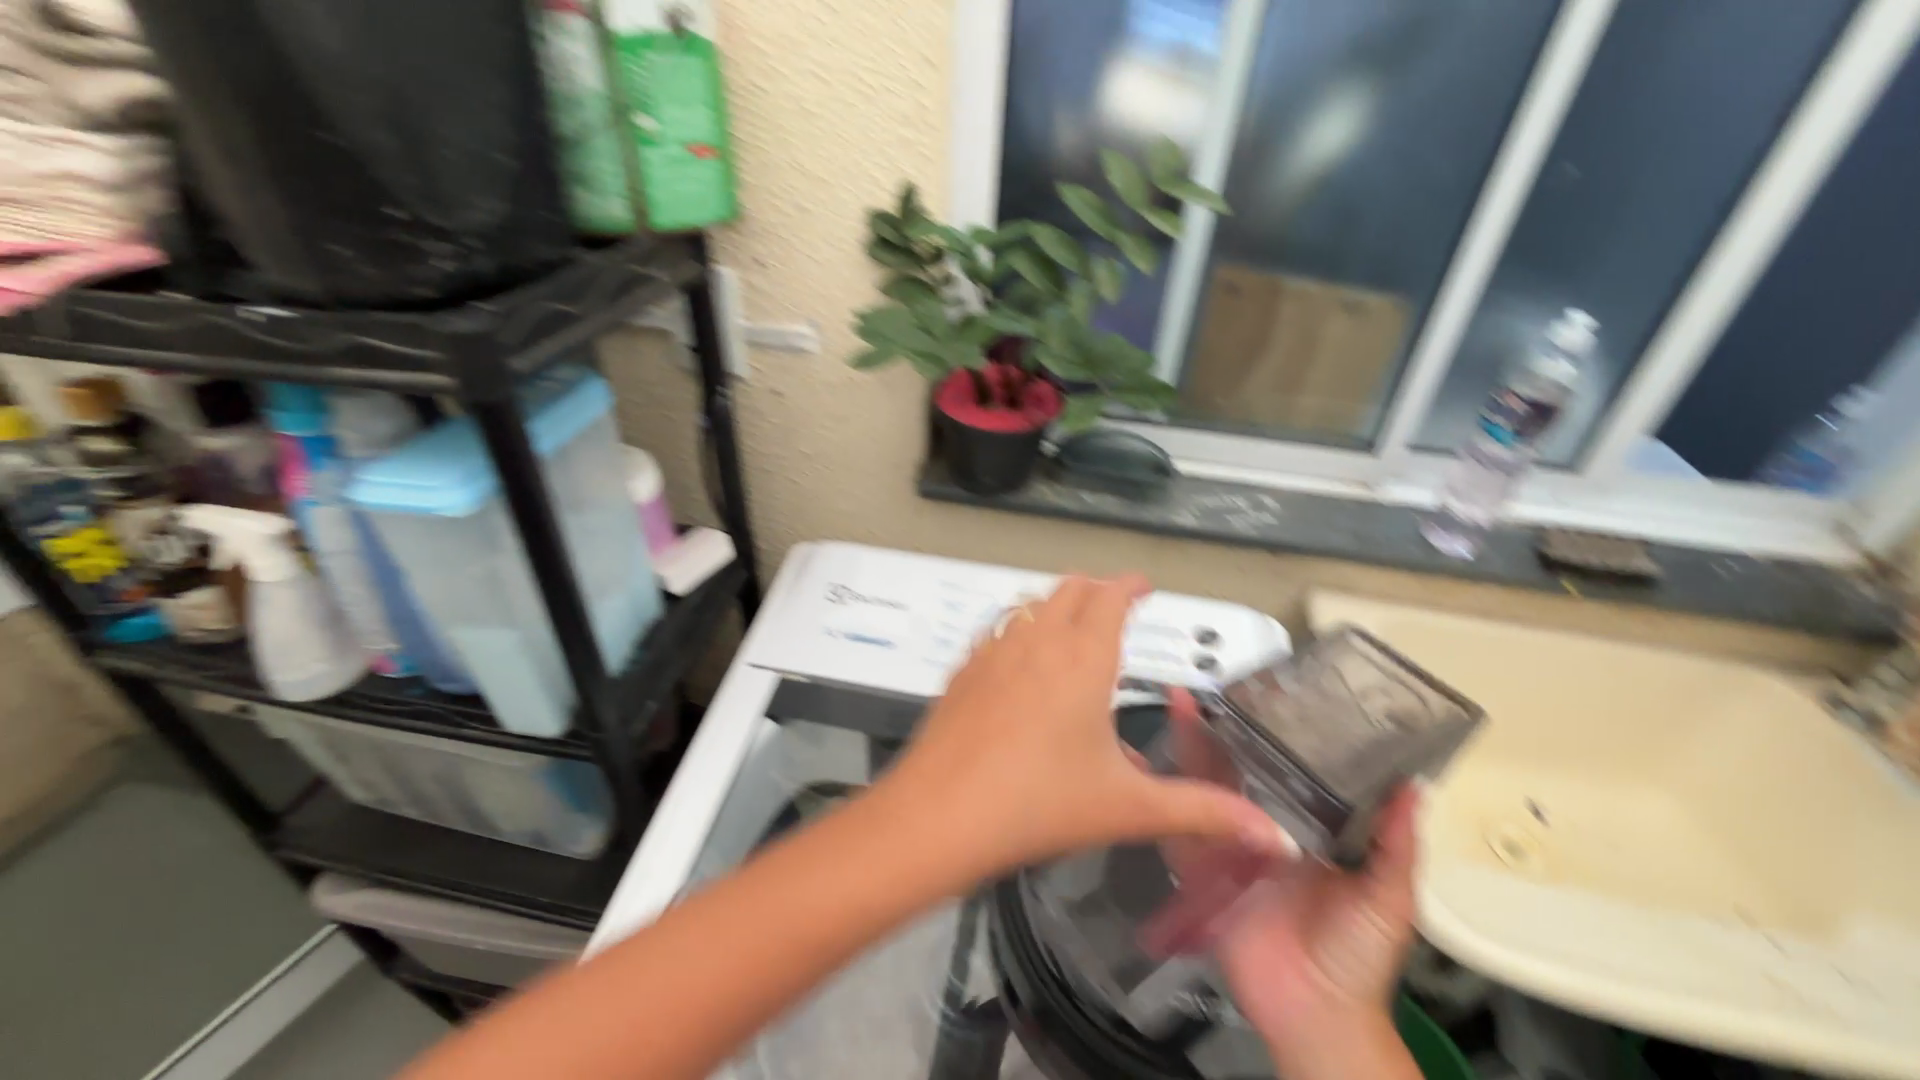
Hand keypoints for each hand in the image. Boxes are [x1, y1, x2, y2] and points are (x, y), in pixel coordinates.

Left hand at [880, 575, 1290, 878]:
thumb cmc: (1038, 803)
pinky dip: (1018, 630)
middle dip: (1096, 590)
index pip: (1111, 596)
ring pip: (1029, 605)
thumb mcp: (1128, 808)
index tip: (1144, 586)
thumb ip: (1202, 814)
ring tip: (1070, 629)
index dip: (1131, 585)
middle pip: (1069, 589)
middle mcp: (1035, 640)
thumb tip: (1276, 838)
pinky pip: (996, 632)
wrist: (937, 815)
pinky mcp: (960, 672)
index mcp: (1082, 657)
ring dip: (1054, 606)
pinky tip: (1017, 663)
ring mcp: (991, 651)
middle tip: (1114, 604)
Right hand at [1153, 691, 1421, 1078]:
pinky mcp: (1200, 872)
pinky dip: (1162, 800)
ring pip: (1205, 788)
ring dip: (1190, 748)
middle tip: (1208, 686)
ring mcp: (1229, 846)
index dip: (1272, 731)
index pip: (1287, 767)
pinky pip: (1179, 832)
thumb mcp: (1390, 899)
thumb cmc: (1356, 956)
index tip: (1263, 692)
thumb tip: (1416, 784)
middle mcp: (1266, 827)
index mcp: (1309, 826)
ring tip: (1180, 703)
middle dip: (1222, 728)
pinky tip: (1146, 766)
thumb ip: (1398, 846)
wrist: (1313, 1014)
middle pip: (1239, 768)